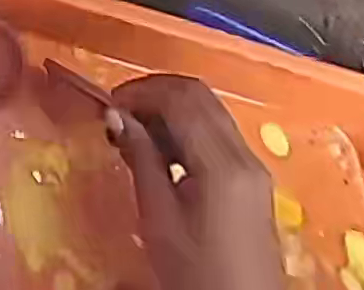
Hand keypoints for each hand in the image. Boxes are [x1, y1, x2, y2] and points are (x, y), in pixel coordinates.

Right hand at [106, 75, 283, 289]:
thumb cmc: (197, 279)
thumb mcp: (159, 221)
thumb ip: (140, 159)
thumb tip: (116, 116)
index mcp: (222, 163)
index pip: (180, 98)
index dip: (141, 91)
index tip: (110, 105)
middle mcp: (243, 153)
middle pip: (198, 94)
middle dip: (155, 92)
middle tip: (121, 111)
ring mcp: (253, 165)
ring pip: (209, 108)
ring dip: (171, 105)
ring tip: (136, 129)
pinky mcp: (253, 178)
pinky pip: (217, 130)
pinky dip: (188, 124)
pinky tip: (163, 148)